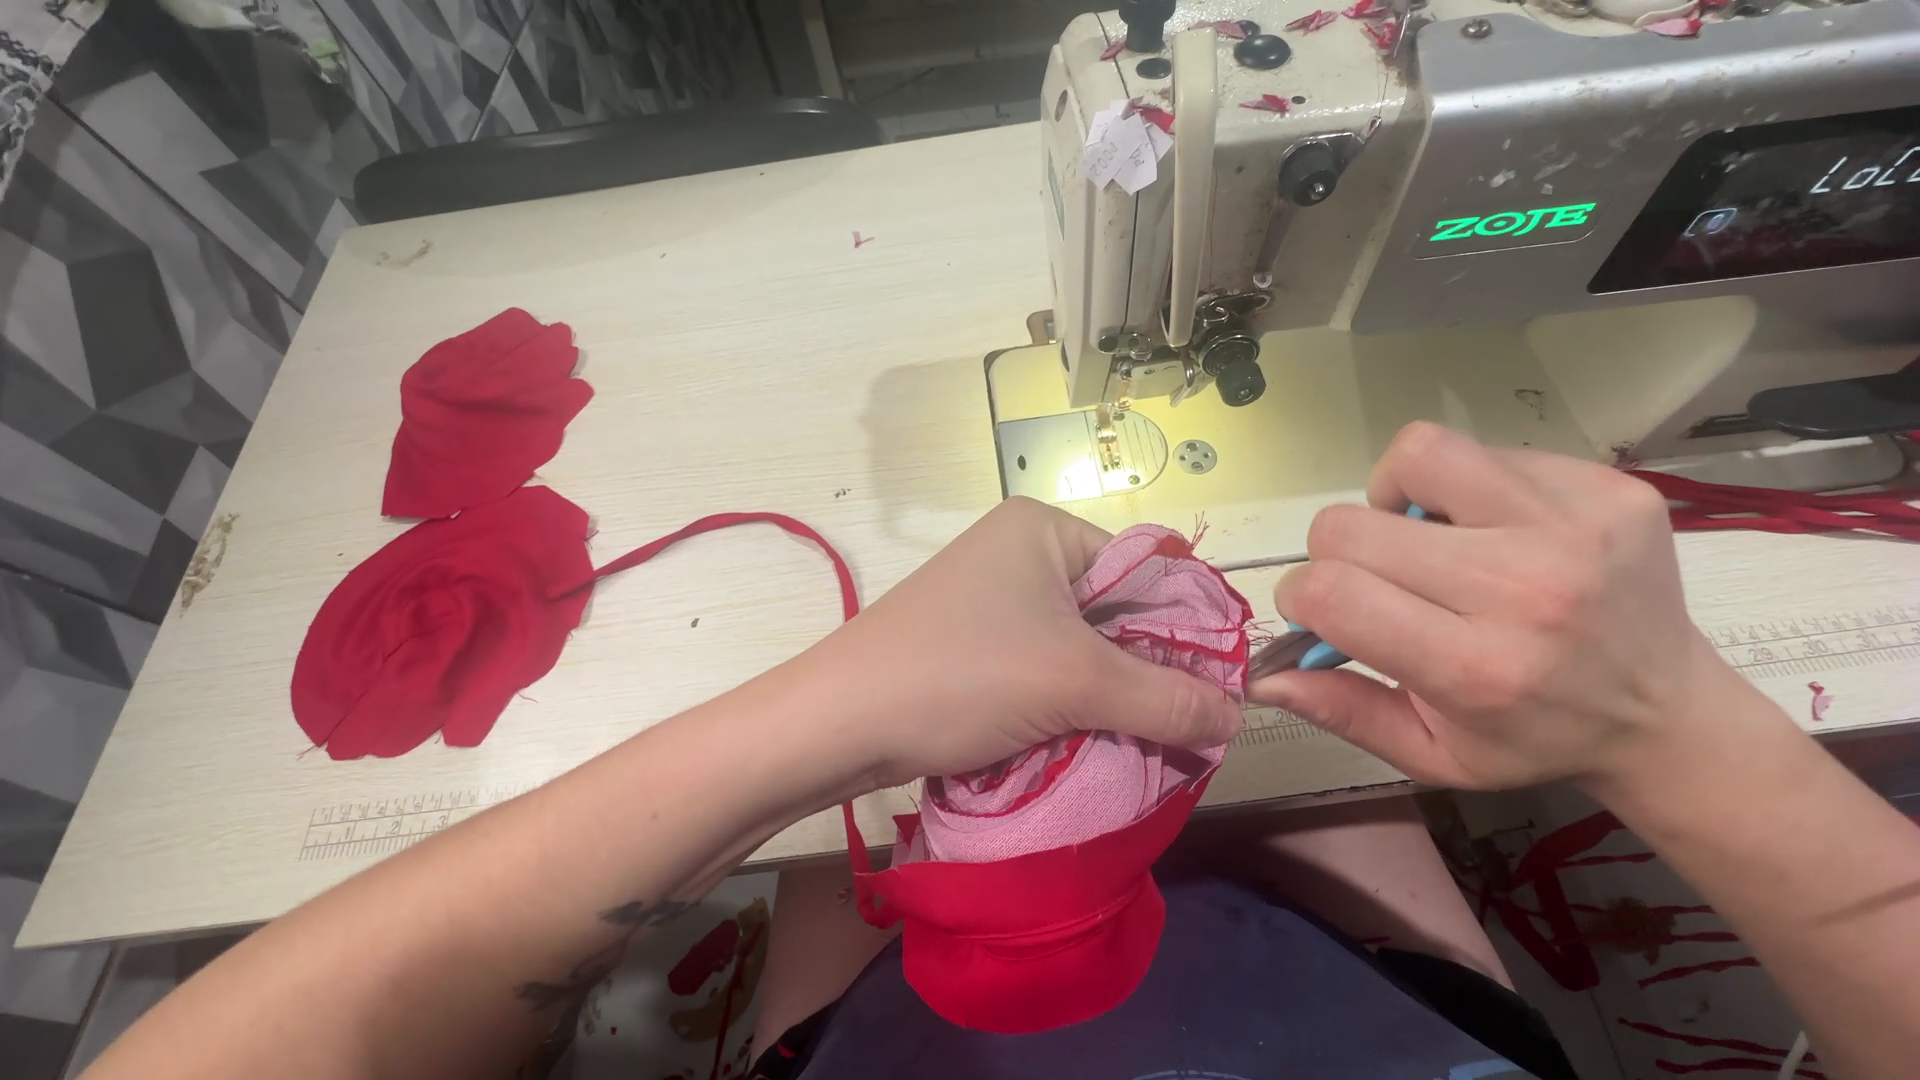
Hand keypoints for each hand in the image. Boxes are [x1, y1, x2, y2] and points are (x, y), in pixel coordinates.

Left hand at [788, 497, 1243, 792]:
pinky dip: (1066, 703)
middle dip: (1145, 673)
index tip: (1215, 693)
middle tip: (1182, 730)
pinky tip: (1084, 741)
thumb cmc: (961, 676)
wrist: (839, 722)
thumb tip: (1238, 717)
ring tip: (1138, 743)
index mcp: (1043, 529)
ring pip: (1079, 648)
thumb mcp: (1075, 683)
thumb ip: (1166, 699)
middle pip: (1113, 612)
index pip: (1145, 570)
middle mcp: (1017, 552)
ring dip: (1107, 696)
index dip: (1184, 630)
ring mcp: (990, 598)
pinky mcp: (971, 642)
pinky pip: (1042, 667)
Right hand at [1249, 422, 1742, 790]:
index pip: (1331, 593)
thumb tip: (1260, 676)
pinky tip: (1490, 528)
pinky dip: (1464, 487)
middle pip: (1351, 525)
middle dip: (1335, 552)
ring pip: (1419, 455)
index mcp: (1475, 667)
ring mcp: (1573, 526)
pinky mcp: (1606, 487)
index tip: (1319, 610)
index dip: (1299, 594)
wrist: (1670, 713)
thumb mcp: (1429, 754)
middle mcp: (1525, 588)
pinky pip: (1484, 452)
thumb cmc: (1531, 737)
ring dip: (1396, 494)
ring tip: (1423, 532)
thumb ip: (1339, 711)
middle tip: (1374, 578)